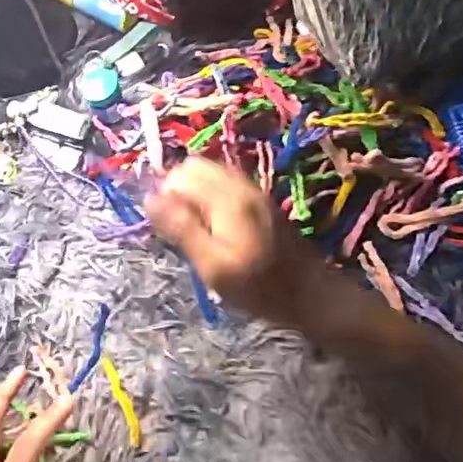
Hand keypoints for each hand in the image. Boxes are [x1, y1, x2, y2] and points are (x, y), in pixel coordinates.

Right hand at [148, 157, 342, 329]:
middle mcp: (240, 185)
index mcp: (227, 198)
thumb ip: (182, 229)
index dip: (165, 196)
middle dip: (178, 191)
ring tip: (196, 229)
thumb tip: (150, 199)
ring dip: (194, 194)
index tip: (167, 228)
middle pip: (195, 167)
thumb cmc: (259, 287)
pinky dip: (210, 198)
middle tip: (180, 228)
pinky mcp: (260, 200)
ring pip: (209, 174)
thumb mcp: (213, 266)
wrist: (312, 294)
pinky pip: (224, 184)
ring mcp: (253, 190)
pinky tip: (214, 228)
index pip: (181, 174)